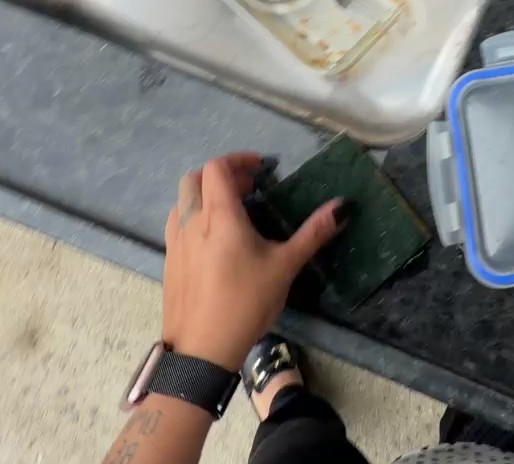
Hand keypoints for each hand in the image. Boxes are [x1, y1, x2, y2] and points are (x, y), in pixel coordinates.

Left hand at [161, 153, 344, 369]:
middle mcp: (192, 223)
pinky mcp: (169, 264)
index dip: (238, 160)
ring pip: (182, 202)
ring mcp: (176, 244)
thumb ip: (313, 232)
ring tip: (233, 211)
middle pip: (194, 179)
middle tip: (249, 187)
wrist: (200, 354)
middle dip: (221, 175)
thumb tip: (343, 206)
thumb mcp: (285, 266)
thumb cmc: (245, 303)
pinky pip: (178, 225)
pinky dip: (196, 217)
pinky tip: (216, 240)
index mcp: (219, 217)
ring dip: (205, 195)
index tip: (261, 169)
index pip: (216, 168)